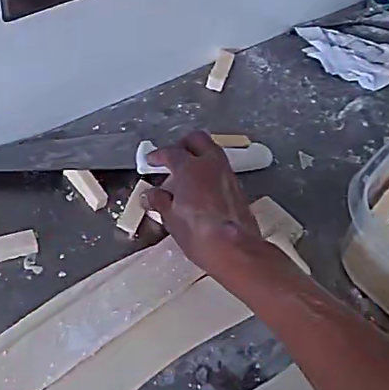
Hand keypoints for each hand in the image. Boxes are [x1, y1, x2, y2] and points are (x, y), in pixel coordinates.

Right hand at [144, 132, 289, 280]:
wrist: (235, 250)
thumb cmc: (199, 233)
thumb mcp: (171, 218)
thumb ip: (159, 201)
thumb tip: (150, 195)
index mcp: (190, 167)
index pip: (171, 152)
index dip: (158, 155)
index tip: (151, 160)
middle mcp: (211, 164)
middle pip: (196, 139)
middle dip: (182, 144)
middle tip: (170, 157)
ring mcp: (227, 174)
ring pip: (211, 152)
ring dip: (198, 156)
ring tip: (184, 174)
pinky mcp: (237, 187)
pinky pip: (220, 168)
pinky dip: (208, 170)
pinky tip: (200, 188)